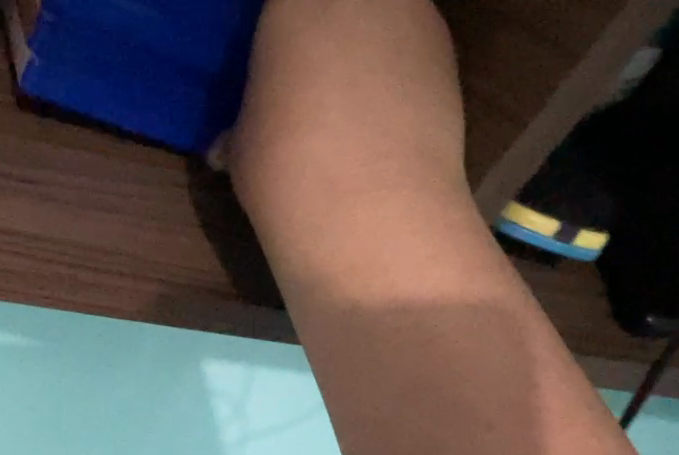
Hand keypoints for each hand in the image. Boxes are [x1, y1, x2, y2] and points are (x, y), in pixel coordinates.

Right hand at [220, 0, 474, 285]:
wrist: (368, 210)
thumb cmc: (284, 167)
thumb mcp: (242, 148)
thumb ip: (243, 125)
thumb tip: (229, 146)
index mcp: (297, 1)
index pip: (284, 5)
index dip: (279, 30)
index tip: (268, 59)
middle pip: (343, 5)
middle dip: (326, 30)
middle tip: (302, 73)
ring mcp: (416, 18)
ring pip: (384, 19)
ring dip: (365, 48)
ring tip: (342, 102)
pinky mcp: (448, 58)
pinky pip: (411, 51)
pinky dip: (395, 76)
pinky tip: (378, 122)